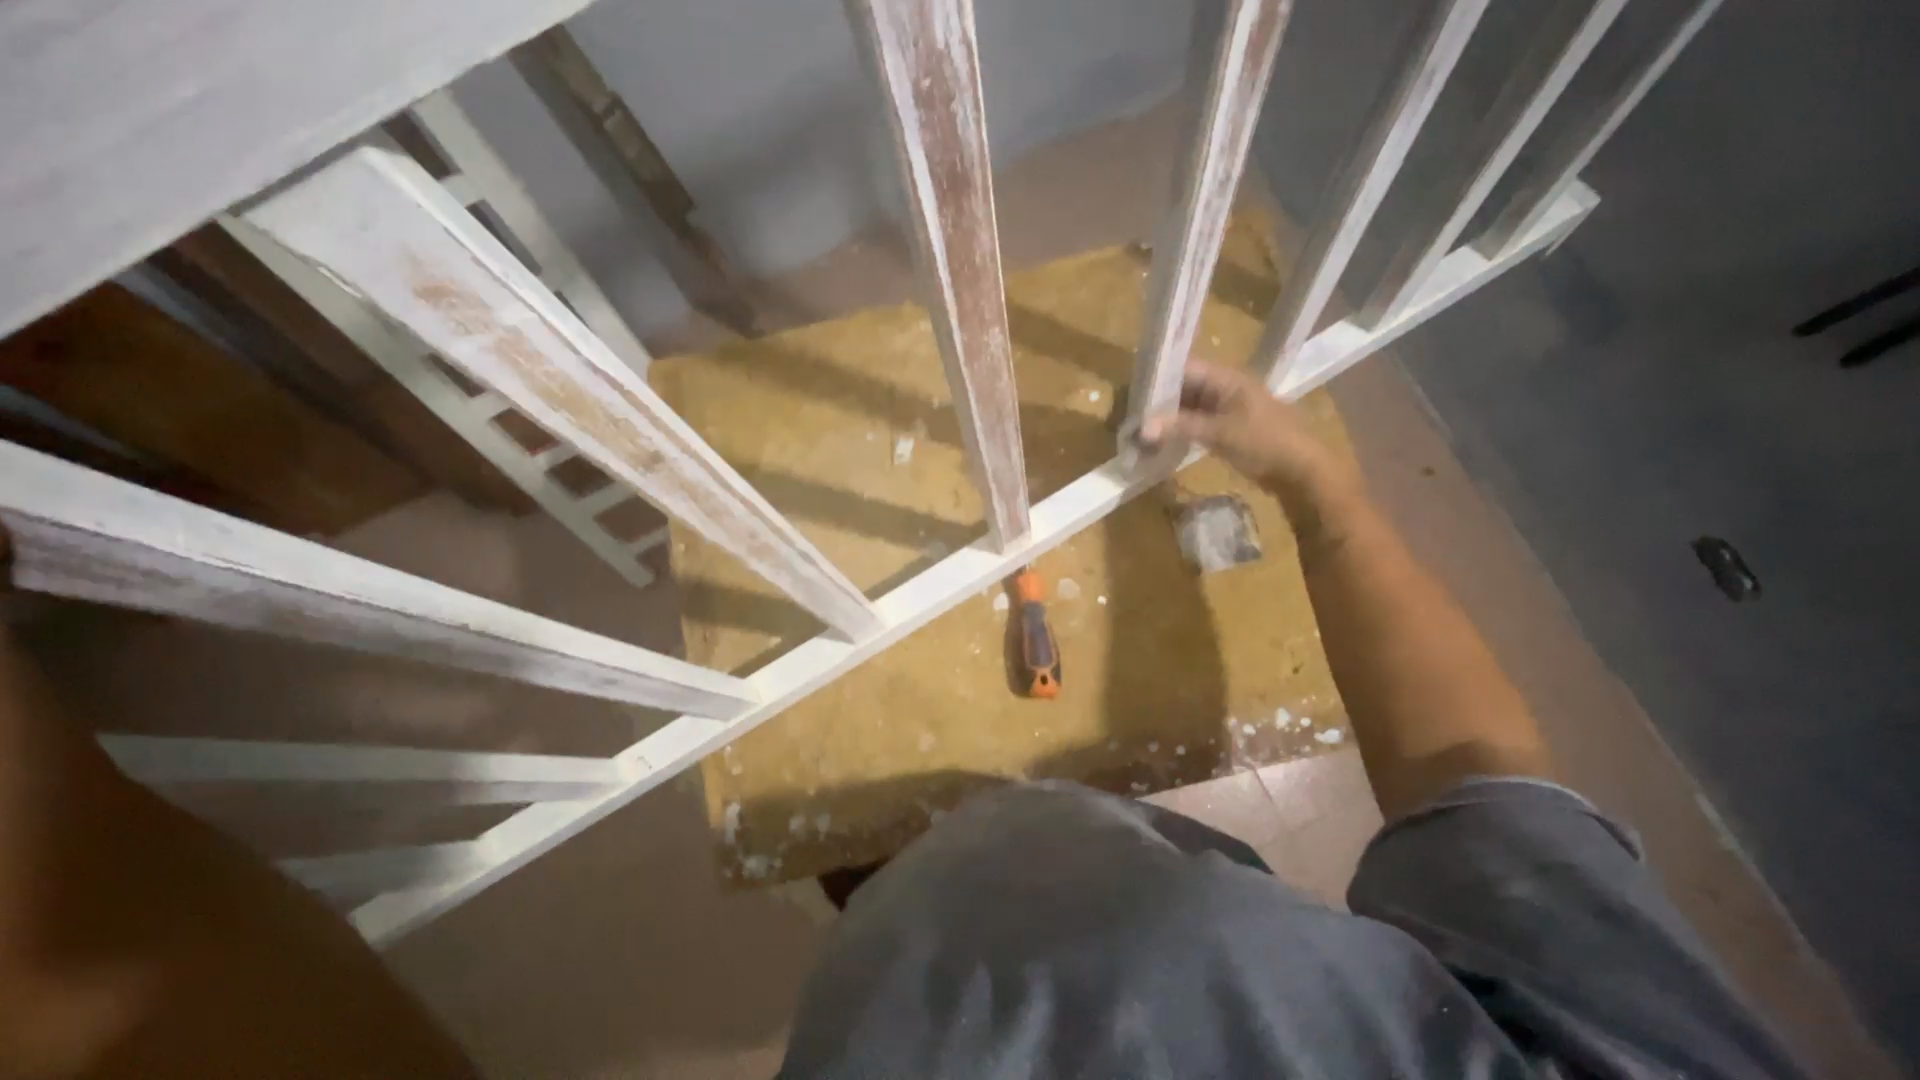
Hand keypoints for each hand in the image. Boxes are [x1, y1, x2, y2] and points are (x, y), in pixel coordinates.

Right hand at [1138, 360, 1354, 502]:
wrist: (1302, 471)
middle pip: (1184, 388)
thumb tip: (1142, 427)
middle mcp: (1225, 389)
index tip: (1133, 395)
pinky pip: (1196, 425)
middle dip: (1158, 403)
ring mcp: (1227, 410)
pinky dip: (1179, 433)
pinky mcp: (1227, 431)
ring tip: (1140, 433)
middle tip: (1132, 418)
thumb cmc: (1265, 442)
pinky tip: (1160, 444)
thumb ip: (1180, 426)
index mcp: (1227, 379)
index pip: (1184, 369)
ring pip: (1188, 409)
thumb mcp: (1220, 432)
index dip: (1159, 379)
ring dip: (1167, 420)